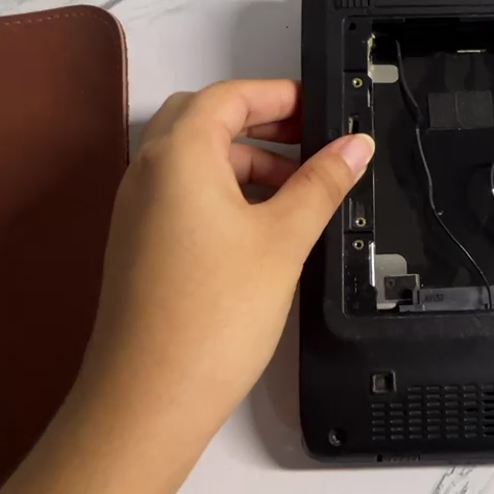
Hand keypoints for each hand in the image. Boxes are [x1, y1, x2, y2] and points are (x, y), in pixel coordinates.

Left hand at [83, 80, 372, 434]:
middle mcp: (148, 173)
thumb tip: (356, 144)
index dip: (276, 95)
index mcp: (178, 156)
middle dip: (258, 123)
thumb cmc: (217, 311)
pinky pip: (183, 195)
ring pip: (193, 161)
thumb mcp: (284, 239)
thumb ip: (322, 183)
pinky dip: (223, 191)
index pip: (227, 97)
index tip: (319, 110)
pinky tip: (261, 227)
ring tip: (296, 189)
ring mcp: (137, 210)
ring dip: (243, 160)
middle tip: (308, 141)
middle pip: (203, 120)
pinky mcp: (140, 245)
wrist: (149, 397)